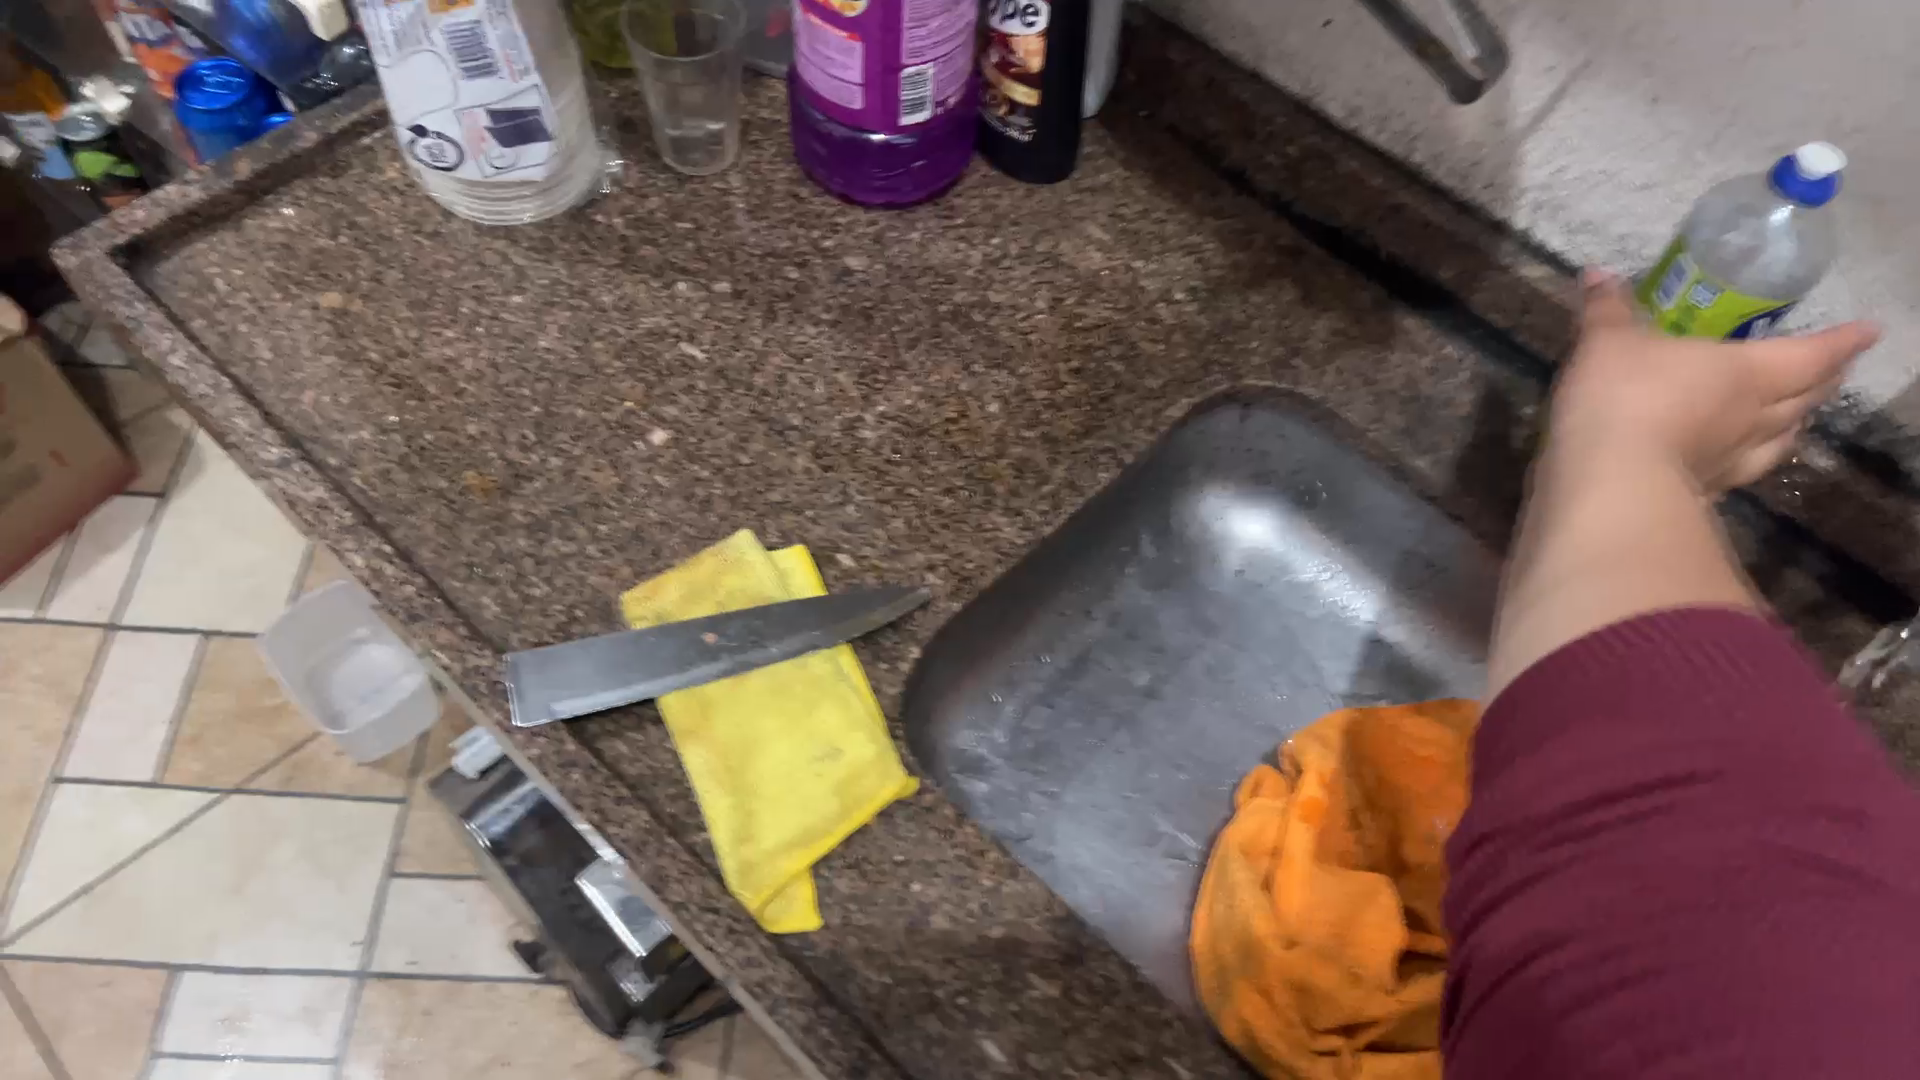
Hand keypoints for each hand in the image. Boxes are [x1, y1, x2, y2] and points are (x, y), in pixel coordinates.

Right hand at [1548, 270, 1879, 492]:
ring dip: (1793, 426)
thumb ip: (1607, 311)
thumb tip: (1598, 272)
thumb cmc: (1621, 397)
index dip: (1842, 340)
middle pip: (1807, 396)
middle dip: (1823, 381)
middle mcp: (1755, 415)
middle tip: (1831, 372)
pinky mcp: (1701, 491)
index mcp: (1748, 371)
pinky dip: (1743, 464)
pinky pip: (1737, 475)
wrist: (1607, 477)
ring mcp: (1731, 458)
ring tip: (1793, 419)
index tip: (1868, 331)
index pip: (1813, 352)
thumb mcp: (1606, 343)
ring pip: (1781, 439)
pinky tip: (1730, 465)